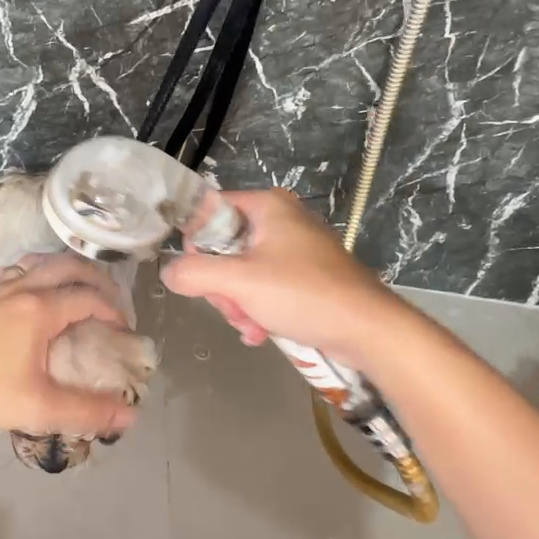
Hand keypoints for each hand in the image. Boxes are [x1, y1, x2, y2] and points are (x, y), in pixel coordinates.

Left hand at [0, 254, 138, 439]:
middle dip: (95, 278)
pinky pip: (16, 270)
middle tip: (111, 299)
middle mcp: (21, 288)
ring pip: (40, 261)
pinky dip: (37, 271)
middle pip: (67, 266)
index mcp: (40, 308)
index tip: (123, 329)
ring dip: (65, 269)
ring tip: (79, 288)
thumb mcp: (41, 407)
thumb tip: (130, 414)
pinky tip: (36, 290)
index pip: (87, 298)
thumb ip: (88, 410)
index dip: (112, 310)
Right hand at [162, 188, 412, 365]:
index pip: (208, 211)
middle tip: (233, 307)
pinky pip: (266, 287)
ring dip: (239, 303)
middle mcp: (282, 219)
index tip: (198, 274)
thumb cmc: (304, 295)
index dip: (195, 243)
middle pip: (224, 246)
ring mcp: (297, 249)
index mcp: (268, 206)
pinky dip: (259, 309)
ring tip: (251, 326)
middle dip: (222, 285)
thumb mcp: (240, 283)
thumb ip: (194, 273)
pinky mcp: (308, 277)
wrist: (371, 332)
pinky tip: (262, 333)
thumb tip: (168, 272)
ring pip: (243, 272)